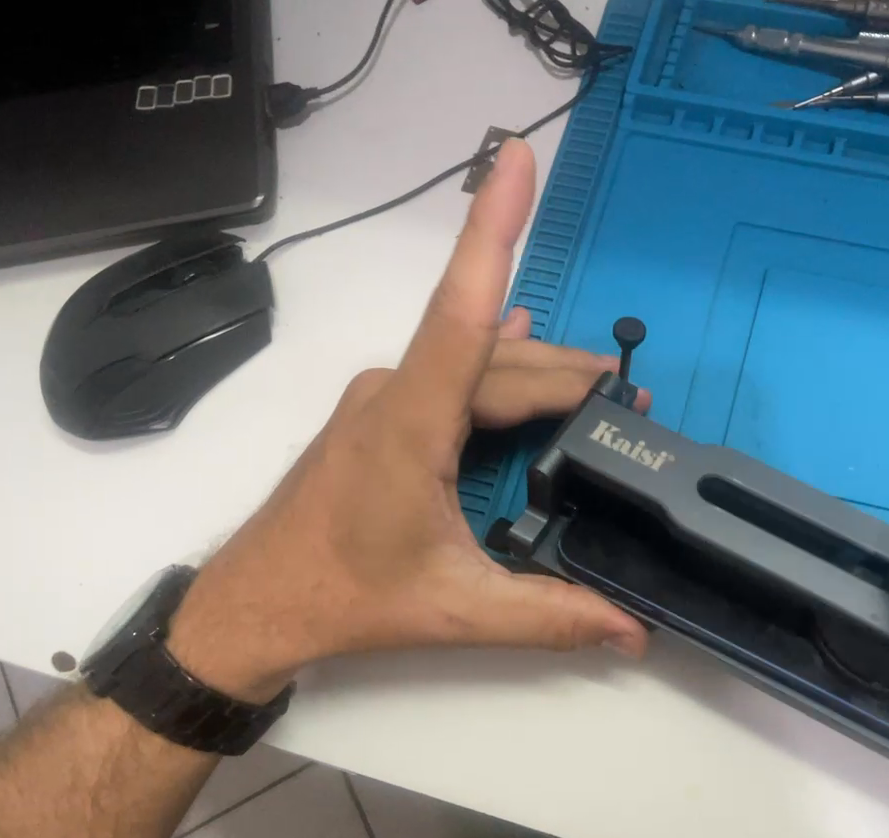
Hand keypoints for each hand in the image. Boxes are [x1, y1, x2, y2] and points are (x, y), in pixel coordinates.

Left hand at [167, 138, 649, 701]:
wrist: (257, 604)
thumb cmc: (344, 599)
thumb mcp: (457, 612)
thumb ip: (551, 616)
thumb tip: (631, 628)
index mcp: (410, 425)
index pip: (461, 314)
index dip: (492, 233)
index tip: (515, 158)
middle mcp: (393, 393)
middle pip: (497, 352)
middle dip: (570, 372)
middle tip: (631, 405)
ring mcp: (382, 398)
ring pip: (476, 362)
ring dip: (539, 372)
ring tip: (600, 393)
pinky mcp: (380, 412)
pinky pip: (450, 370)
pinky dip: (496, 364)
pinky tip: (519, 341)